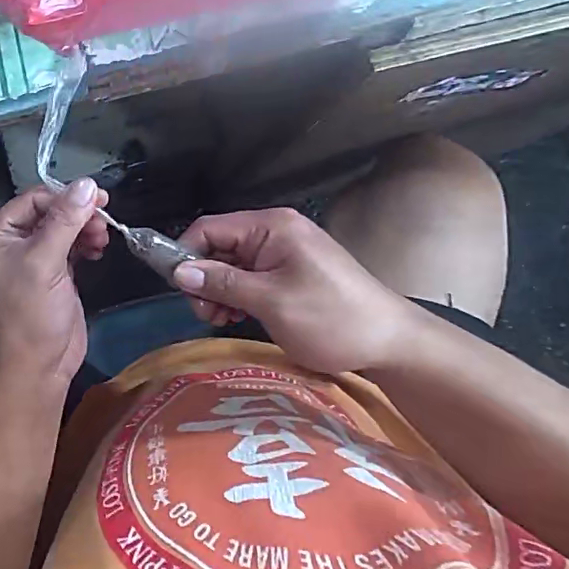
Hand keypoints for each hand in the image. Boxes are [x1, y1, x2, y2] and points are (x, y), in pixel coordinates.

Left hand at [0, 180, 109, 385]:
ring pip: (63, 229)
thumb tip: (88, 184)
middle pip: (51, 212)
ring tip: (102, 239)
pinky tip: (97, 249)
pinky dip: (85, 244)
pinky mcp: (52, 275)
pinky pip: (70, 247)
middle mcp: (10, 243)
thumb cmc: (29, 316)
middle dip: (79, 214)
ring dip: (85, 228)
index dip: (67, 197)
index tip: (100, 199)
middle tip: (104, 221)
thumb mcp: (44, 262)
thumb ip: (65, 221)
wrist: (34, 369)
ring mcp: (32, 260)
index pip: (34, 199)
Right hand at [171, 208, 422, 374]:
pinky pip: (249, 277)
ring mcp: (283, 252)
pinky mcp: (289, 272)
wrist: (389, 342)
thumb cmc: (330, 318)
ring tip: (221, 319)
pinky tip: (236, 316)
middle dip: (203, 279)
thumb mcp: (271, 301)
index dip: (186, 255)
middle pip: (218, 246)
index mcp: (271, 226)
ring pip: (230, 264)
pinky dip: (237, 296)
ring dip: (218, 291)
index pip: (209, 228)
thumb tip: (178, 272)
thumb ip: (222, 283)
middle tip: (205, 314)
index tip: (180, 291)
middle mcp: (275, 231)